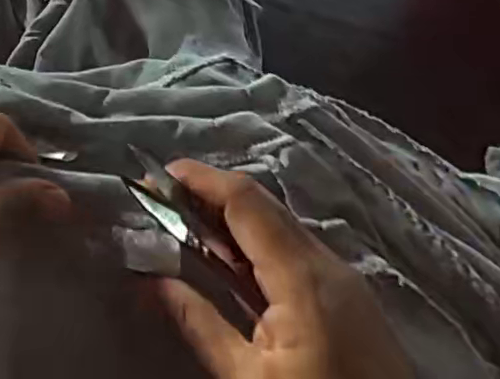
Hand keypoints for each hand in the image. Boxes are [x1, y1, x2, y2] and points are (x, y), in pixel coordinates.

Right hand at [154, 160, 411, 378]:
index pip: (245, 201)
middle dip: (210, 192)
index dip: (201, 179)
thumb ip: (200, 324)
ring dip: (232, 215)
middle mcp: (327, 263)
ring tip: (186, 219)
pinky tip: (230, 256)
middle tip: (164, 197)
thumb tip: (151, 282)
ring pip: (279, 223)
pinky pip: (294, 247)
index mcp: (304, 277)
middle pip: (262, 204)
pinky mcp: (349, 297)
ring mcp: (343, 278)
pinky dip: (255, 239)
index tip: (160, 174)